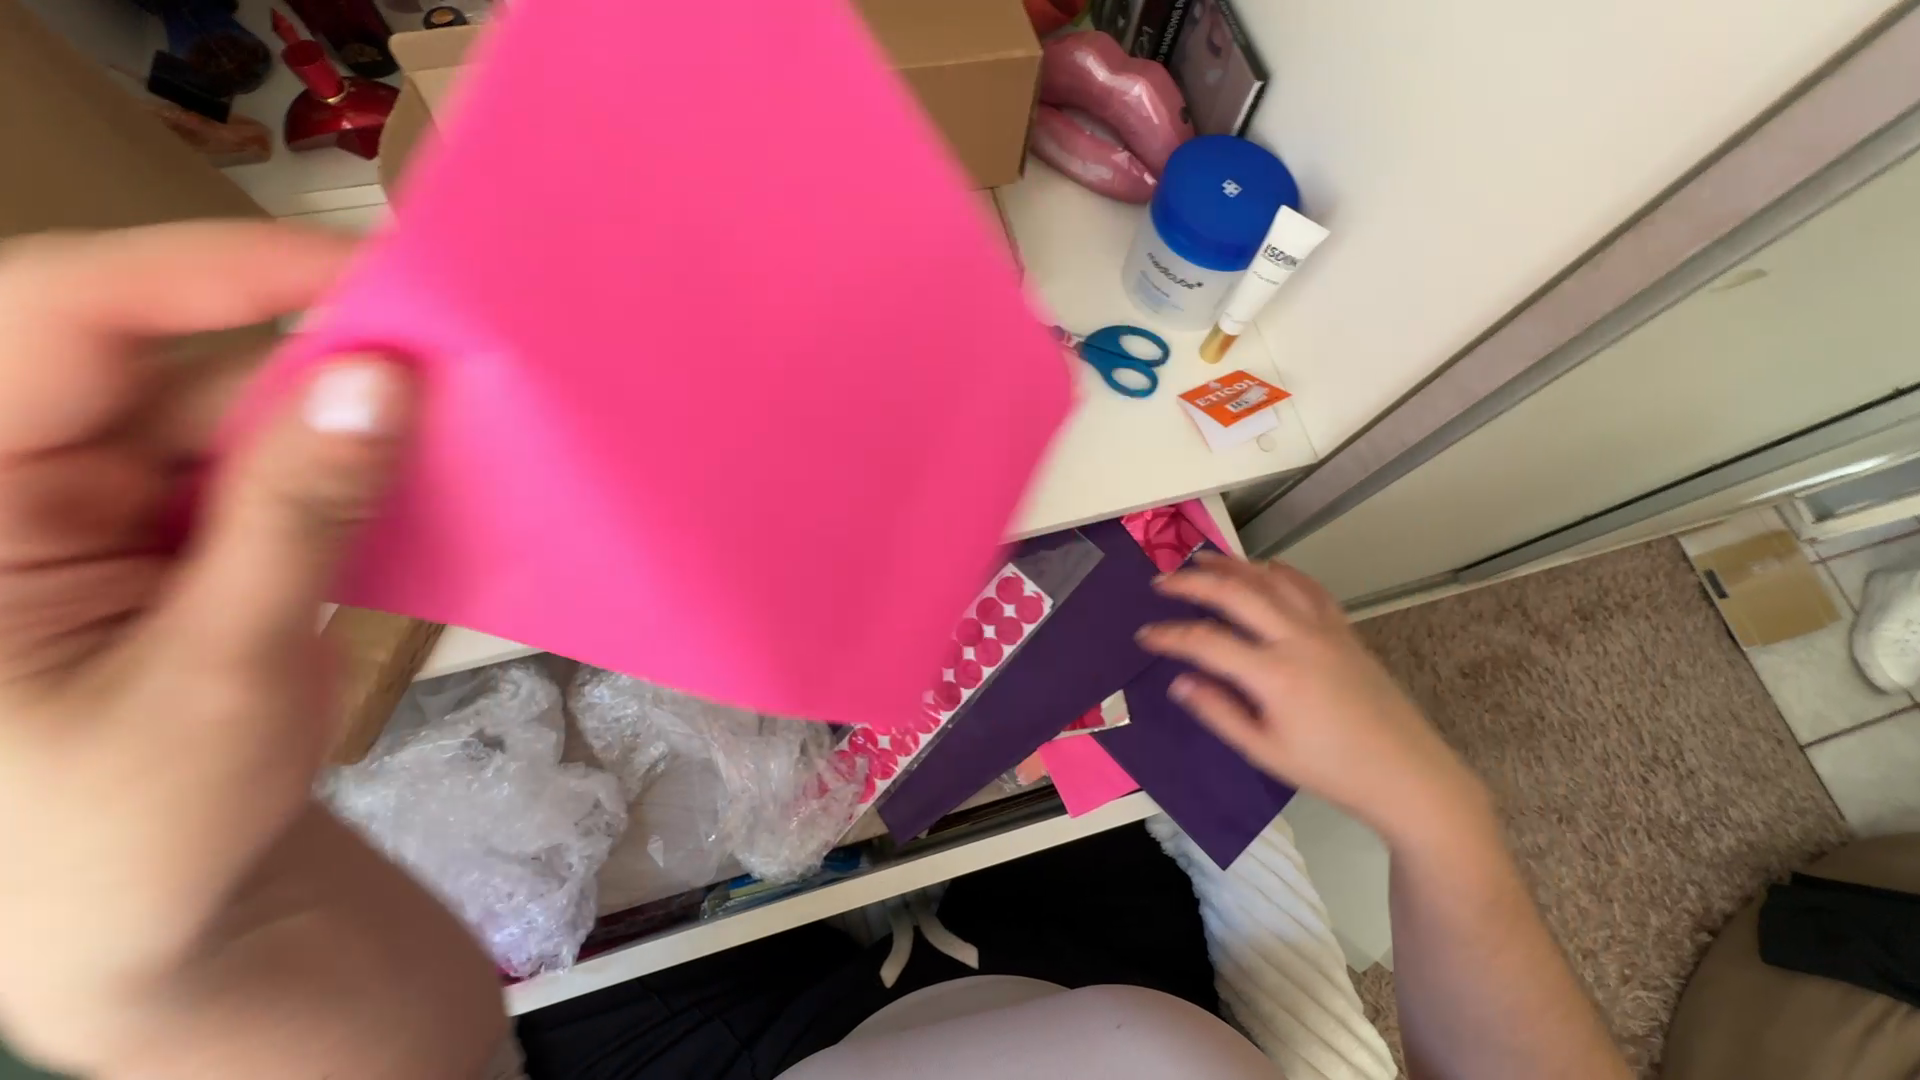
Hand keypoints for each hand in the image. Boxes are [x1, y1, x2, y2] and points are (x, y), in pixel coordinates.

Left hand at [0, 223, 448, 1071]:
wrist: (163, 918)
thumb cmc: (142, 824)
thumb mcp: (222, 665)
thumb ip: (296, 514)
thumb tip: (382, 379)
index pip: (59, 325)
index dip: (216, 273)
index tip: (371, 270)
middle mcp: (17, 481)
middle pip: (170, 362)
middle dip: (313, 351)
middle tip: (451, 344)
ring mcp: (103, 508)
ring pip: (236, 414)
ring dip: (346, 415)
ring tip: (458, 406)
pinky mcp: (181, 538)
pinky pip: (272, 469)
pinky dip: (351, 466)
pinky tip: (421, 464)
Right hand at [1138, 553, 1488, 839]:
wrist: (1406, 774)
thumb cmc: (1330, 770)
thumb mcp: (1265, 752)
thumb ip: (1219, 712)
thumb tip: (1179, 682)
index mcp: (1274, 674)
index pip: (1207, 641)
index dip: (1170, 635)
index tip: (1144, 634)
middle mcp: (1298, 639)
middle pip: (1237, 593)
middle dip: (1193, 582)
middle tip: (1163, 581)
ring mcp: (1325, 629)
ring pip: (1272, 580)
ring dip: (1234, 566)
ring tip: (1203, 560)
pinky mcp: (1345, 630)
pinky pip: (1308, 587)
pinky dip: (1280, 572)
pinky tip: (1265, 568)